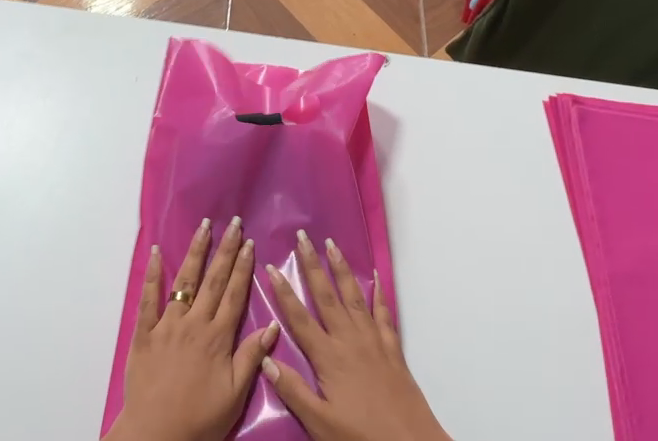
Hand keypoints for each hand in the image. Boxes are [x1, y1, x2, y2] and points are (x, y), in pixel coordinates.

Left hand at [105, 218, 279, 440]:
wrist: (156, 435)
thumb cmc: (200, 419)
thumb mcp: (235, 394)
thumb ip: (251, 357)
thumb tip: (273, 325)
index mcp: (217, 337)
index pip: (234, 294)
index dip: (242, 267)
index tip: (249, 242)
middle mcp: (194, 323)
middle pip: (213, 280)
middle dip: (224, 249)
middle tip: (232, 222)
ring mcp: (167, 325)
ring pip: (184, 281)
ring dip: (195, 252)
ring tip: (203, 227)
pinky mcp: (143, 333)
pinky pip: (147, 298)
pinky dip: (152, 274)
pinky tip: (156, 252)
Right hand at [262, 231, 450, 440]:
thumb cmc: (361, 436)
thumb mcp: (320, 422)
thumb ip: (293, 391)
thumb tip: (266, 359)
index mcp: (328, 356)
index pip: (299, 318)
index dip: (284, 292)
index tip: (271, 267)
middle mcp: (349, 340)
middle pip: (326, 296)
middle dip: (312, 265)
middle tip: (302, 237)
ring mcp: (373, 340)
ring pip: (353, 296)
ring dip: (341, 269)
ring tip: (331, 244)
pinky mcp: (392, 348)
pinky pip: (383, 313)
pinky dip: (378, 294)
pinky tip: (375, 278)